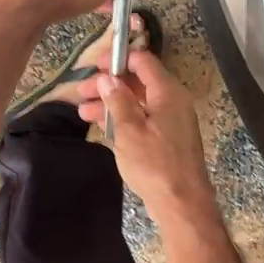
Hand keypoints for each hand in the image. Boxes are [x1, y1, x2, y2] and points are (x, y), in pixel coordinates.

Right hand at [77, 48, 216, 226]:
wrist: (182, 203)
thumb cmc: (154, 164)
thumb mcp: (129, 130)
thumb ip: (117, 100)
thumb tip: (106, 78)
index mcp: (167, 93)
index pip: (143, 62)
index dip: (119, 59)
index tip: (95, 64)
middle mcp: (172, 102)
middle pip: (138, 82)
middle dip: (109, 85)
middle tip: (81, 91)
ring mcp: (171, 121)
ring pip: (138, 103)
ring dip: (111, 104)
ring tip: (83, 111)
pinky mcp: (167, 139)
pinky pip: (143, 119)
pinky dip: (123, 119)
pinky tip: (101, 126)